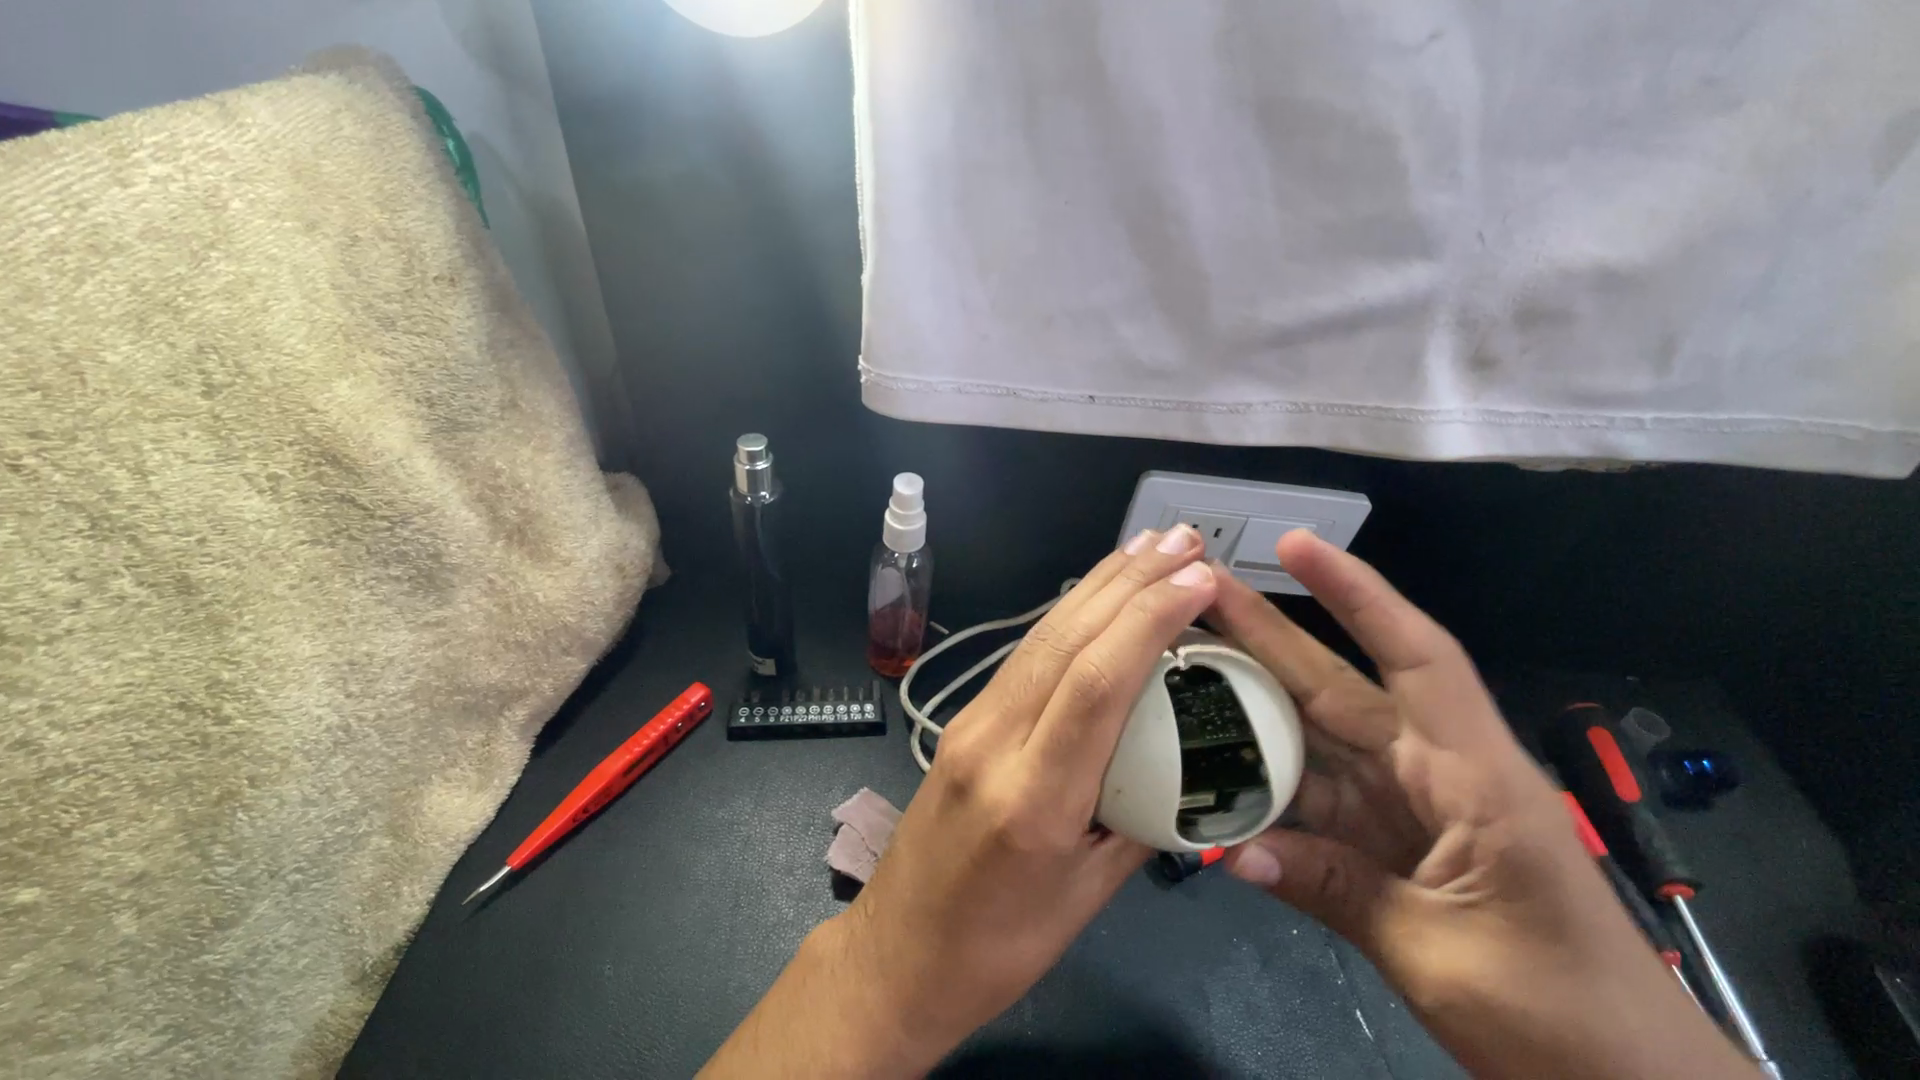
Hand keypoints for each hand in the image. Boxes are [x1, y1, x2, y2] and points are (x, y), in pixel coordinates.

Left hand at [703, 526, 1218, 1078]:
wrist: (896, 957)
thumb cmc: (997, 948)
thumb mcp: (1085, 900)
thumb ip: (1137, 826)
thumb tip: (1181, 770)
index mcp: (1034, 798)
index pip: (1097, 682)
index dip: (1149, 619)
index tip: (1198, 578)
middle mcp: (994, 743)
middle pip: (1065, 641)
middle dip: (1128, 582)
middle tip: (1182, 540)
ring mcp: (969, 727)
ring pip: (1040, 640)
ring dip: (1096, 587)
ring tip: (1145, 549)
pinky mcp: (960, 725)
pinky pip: (1022, 660)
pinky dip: (1066, 620)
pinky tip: (1093, 602)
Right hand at [1207, 531, 1758, 1079]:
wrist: (1624, 1078)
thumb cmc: (1559, 1010)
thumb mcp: (1439, 954)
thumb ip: (1333, 890)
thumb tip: (1231, 852)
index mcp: (1473, 779)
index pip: (1417, 658)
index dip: (1358, 595)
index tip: (1298, 544)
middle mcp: (1436, 774)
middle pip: (1342, 687)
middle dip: (1271, 635)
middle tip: (1199, 590)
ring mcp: (1409, 808)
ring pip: (1319, 742)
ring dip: (1256, 710)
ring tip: (1185, 673)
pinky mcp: (1393, 844)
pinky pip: (1318, 803)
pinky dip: (1267, 791)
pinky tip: (1212, 777)